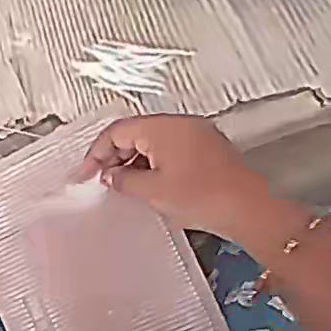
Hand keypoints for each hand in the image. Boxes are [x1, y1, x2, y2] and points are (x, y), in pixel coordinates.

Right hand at [81, 114, 305, 243]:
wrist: (245, 207)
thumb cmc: (201, 196)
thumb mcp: (152, 191)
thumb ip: (123, 181)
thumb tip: (109, 176)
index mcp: (163, 128)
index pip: (117, 131)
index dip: (96, 153)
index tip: (84, 175)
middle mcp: (179, 124)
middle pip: (133, 132)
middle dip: (112, 156)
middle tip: (99, 182)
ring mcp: (194, 134)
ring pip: (150, 141)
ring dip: (130, 161)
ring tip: (120, 187)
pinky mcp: (203, 148)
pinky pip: (167, 149)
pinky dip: (149, 164)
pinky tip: (144, 185)